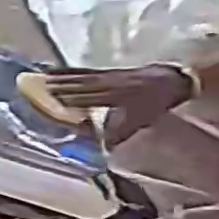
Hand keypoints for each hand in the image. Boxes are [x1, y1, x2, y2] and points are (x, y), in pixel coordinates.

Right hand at [45, 64, 194, 142]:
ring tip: (44, 76)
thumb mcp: (141, 121)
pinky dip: (73, 71)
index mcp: (119, 96)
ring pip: (84, 76)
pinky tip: (62, 71)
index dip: (70, 97)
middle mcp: (113, 83)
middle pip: (83, 84)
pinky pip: (89, 71)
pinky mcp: (112, 70)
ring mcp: (112, 74)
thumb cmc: (158, 104)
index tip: (50, 98)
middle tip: (39, 85)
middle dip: (61, 85)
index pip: (90, 96)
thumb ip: (119, 134)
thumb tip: (101, 148)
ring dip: (63, 76)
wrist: (179, 80)